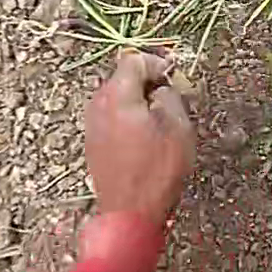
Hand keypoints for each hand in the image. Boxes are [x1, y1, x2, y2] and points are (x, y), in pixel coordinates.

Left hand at [84, 52, 195, 222]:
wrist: (130, 211)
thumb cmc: (159, 167)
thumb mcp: (177, 125)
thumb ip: (169, 94)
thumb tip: (161, 86)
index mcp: (117, 96)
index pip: (135, 59)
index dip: (160, 63)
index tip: (178, 79)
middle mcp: (98, 105)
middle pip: (125, 76)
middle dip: (151, 81)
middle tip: (177, 98)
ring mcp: (93, 124)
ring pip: (120, 96)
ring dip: (143, 100)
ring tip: (167, 118)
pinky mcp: (95, 141)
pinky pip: (115, 115)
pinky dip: (133, 115)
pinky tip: (150, 135)